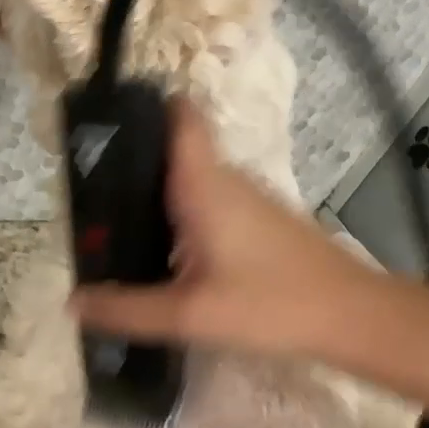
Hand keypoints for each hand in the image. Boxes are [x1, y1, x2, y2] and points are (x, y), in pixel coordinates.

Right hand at [70, 98, 379, 357]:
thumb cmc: (273, 305)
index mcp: (205, 187)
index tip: (105, 124)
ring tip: (109, 230)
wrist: (356, 319)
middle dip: (128, 168)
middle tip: (84, 198)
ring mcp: (246, 201)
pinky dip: (174, 221)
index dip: (144, 108)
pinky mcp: (257, 224)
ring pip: (187, 183)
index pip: (179, 119)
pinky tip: (157, 258)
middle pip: (172, 154)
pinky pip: (203, 207)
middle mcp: (225, 182)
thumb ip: (127, 310)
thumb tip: (72, 303)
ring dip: (150, 199)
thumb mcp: (190, 315)